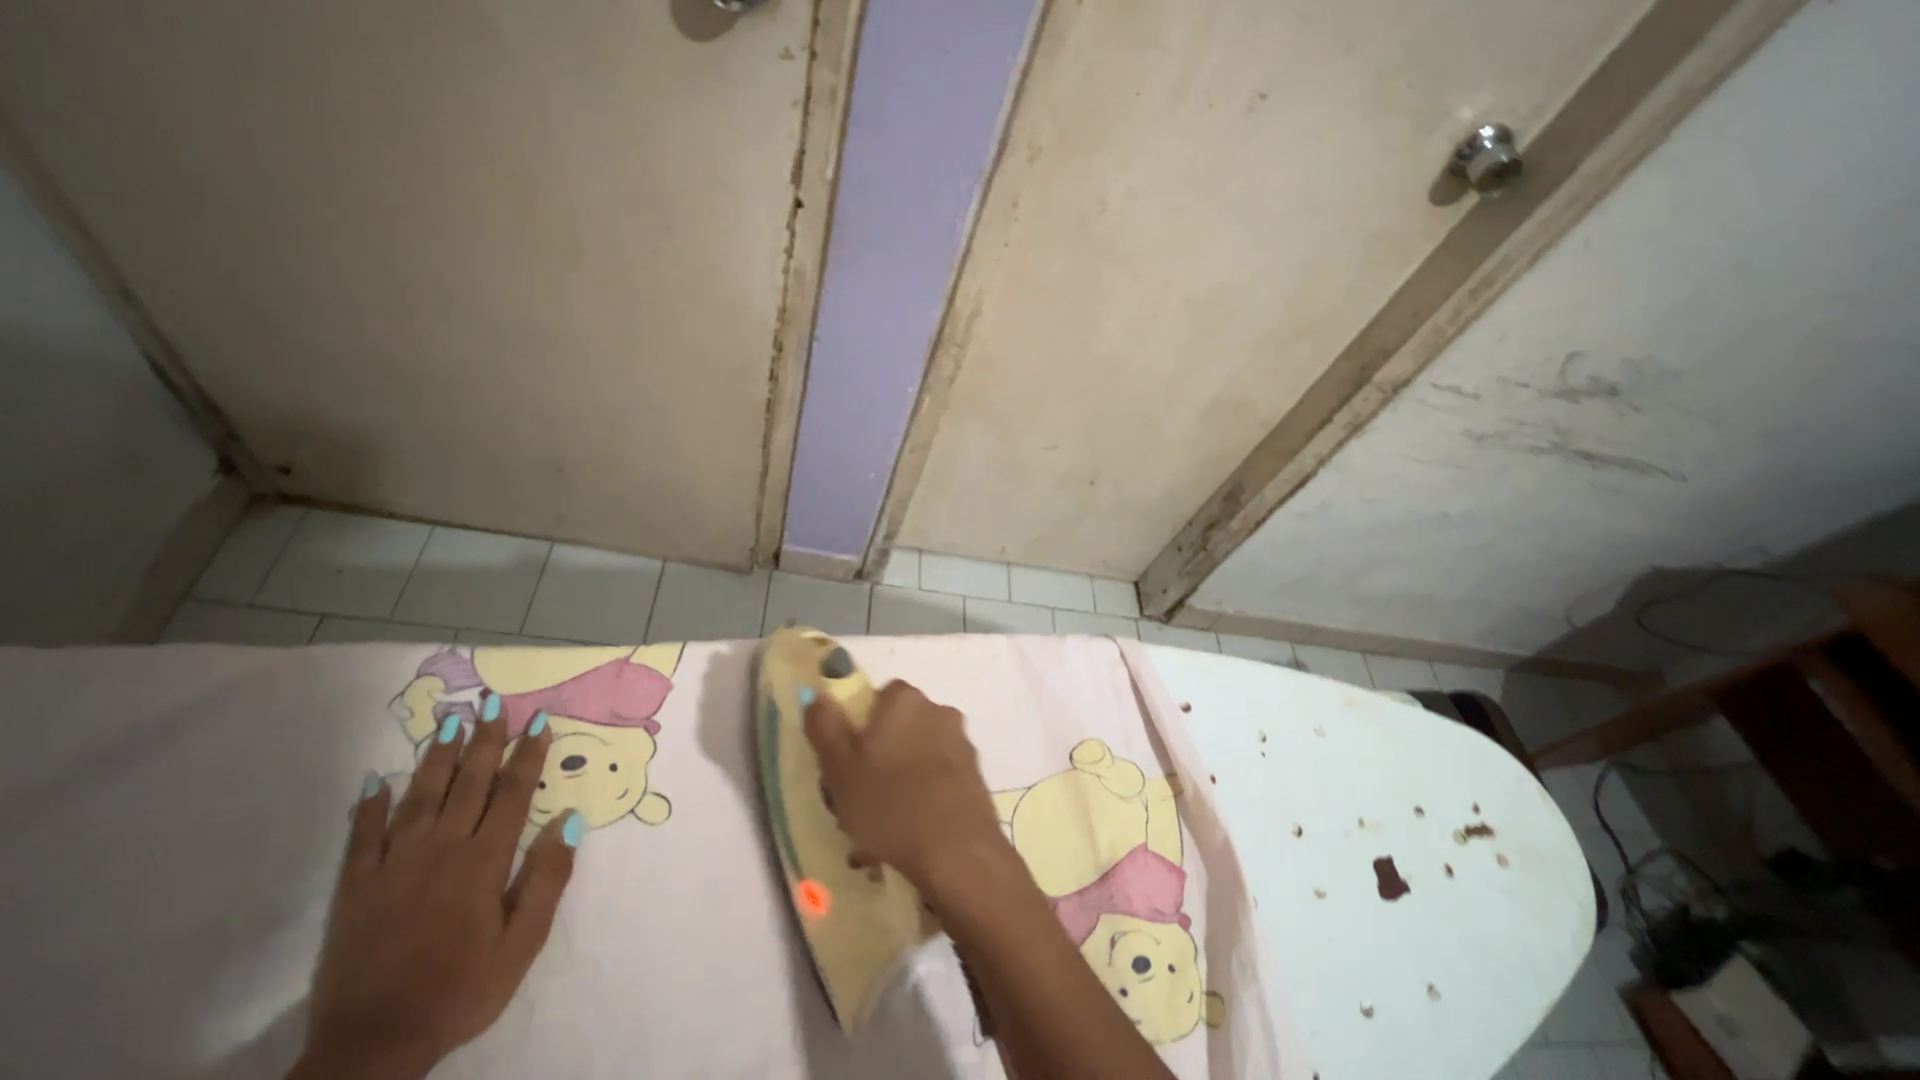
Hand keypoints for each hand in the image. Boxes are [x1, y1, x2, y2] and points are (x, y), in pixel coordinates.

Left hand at [290, 695, 579, 1079]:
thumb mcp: (523, 942)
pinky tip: (374, 782)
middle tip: (493, 705)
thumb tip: (568, 818)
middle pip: (468, 784)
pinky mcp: (356, 885)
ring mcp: (393, 863)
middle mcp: (440, 849)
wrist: (376, 1039)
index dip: (527, 755)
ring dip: (437, 758)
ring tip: (450, 723)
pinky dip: (369, 806)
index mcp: (484, 862)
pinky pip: (363, 835)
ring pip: (419, 797)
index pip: (512, 795)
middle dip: (485, 742)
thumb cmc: (463, 989)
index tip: (538, 721)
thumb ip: (546, 878)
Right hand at [803, 680, 1007, 889]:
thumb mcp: (838, 766)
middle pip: (897, 731)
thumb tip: (820, 697)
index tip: (844, 763)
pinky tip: (905, 840)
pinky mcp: (976, 780)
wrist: (957, 852)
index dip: (856, 729)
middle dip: (878, 761)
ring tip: (878, 833)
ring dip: (898, 787)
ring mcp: (962, 747)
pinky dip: (921, 805)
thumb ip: (825, 725)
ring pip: (916, 762)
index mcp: (905, 701)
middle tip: (856, 802)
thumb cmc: (888, 803)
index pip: (876, 699)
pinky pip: (936, 786)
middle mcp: (939, 713)